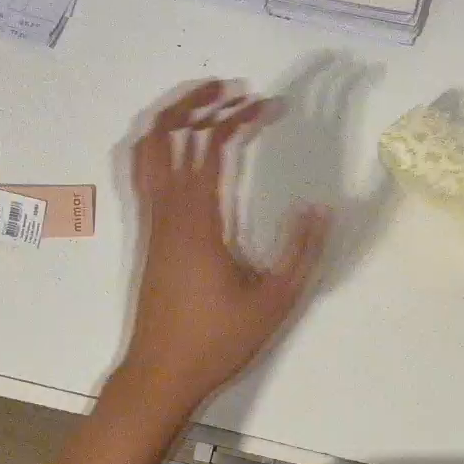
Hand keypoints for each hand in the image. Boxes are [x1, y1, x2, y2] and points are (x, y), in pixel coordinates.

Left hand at [121, 80, 326, 409]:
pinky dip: (159, 148)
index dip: (241, 116)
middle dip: (199, 101)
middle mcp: (167, 211)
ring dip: (172, 119)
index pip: (214, 145)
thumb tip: (321, 208)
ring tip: (204, 107)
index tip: (271, 106)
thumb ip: (300, 253)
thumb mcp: (273, 303)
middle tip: (233, 89)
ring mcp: (150, 224)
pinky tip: (182, 155)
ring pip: (146, 150)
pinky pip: (142, 175)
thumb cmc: (217, 341)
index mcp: (198, 221)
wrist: (160, 373)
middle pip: (168, 132)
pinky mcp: (145, 238)